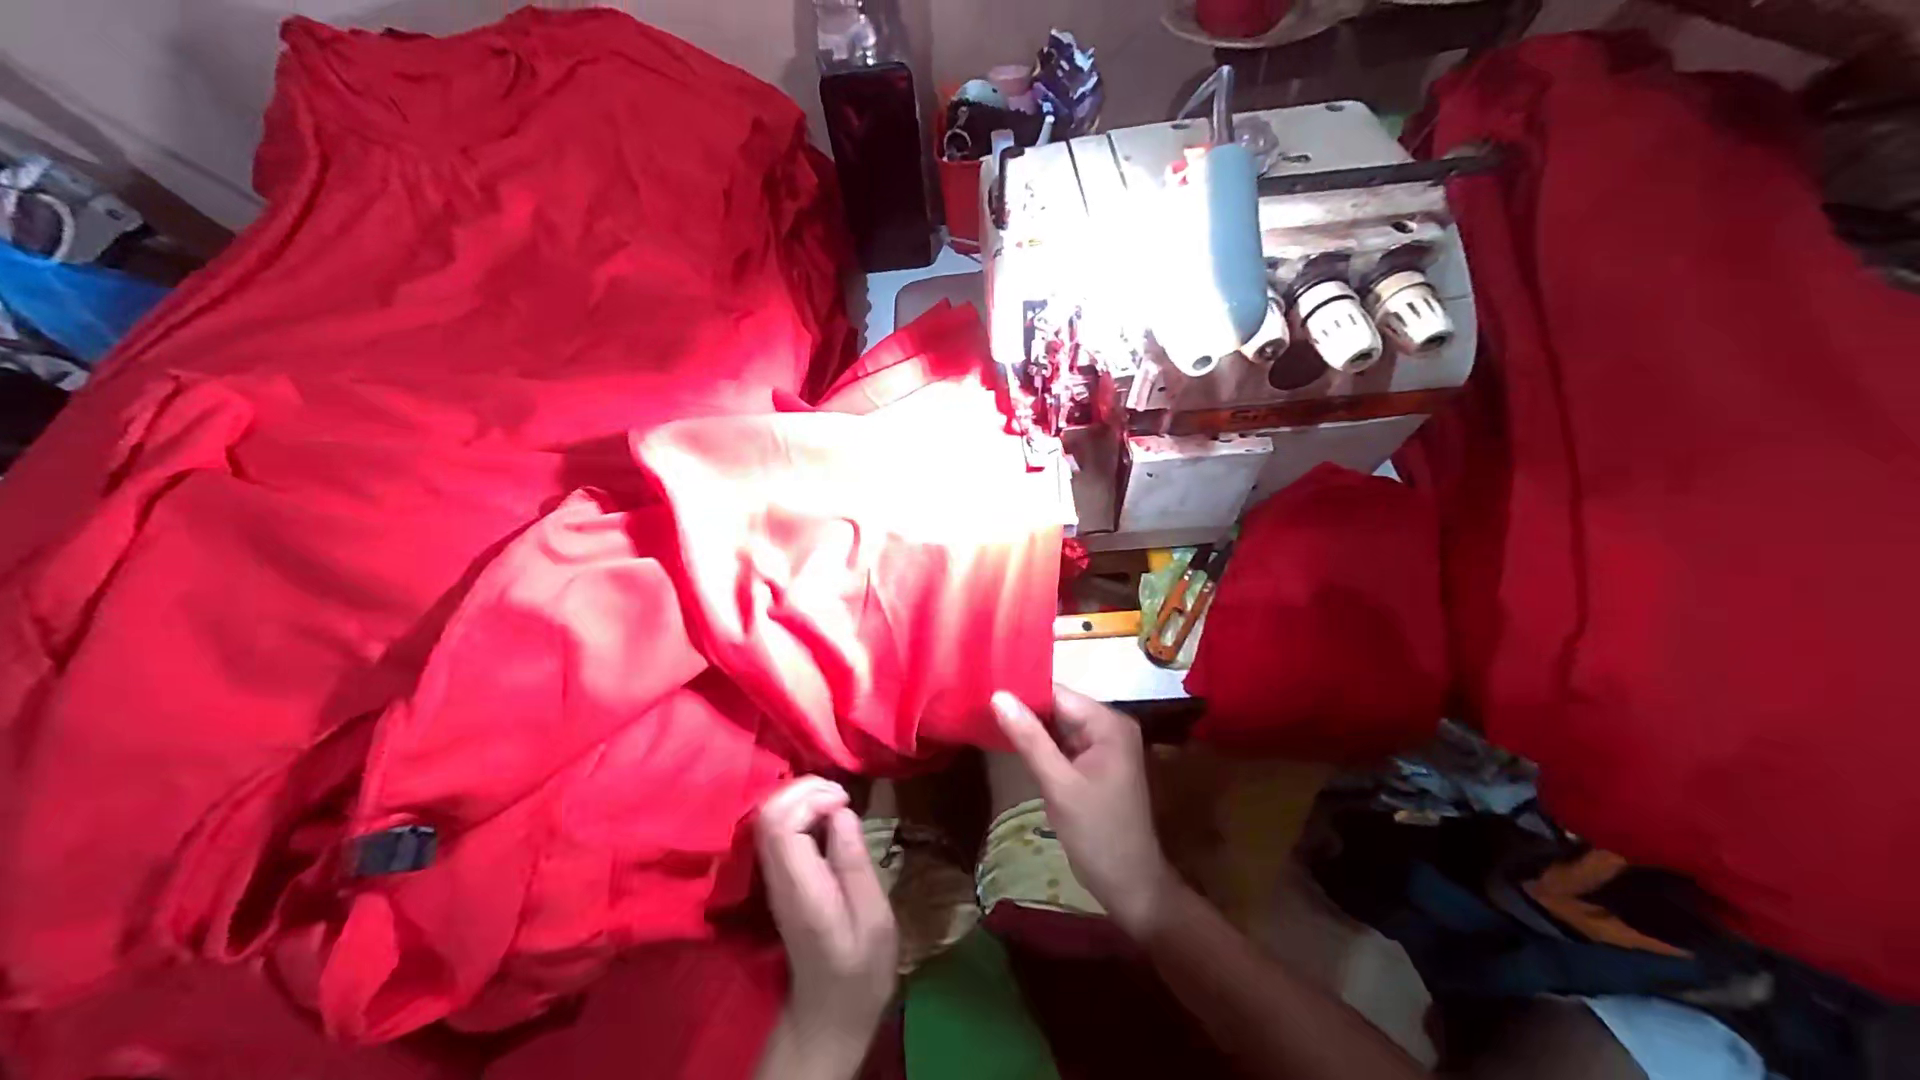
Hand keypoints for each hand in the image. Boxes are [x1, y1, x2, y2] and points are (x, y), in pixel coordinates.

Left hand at [754, 777, 897, 1043]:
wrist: (828, 1013)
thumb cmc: (860, 970)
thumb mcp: (873, 919)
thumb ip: (854, 863)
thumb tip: (842, 812)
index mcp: (800, 888)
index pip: (780, 825)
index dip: (809, 797)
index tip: (846, 801)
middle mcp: (777, 879)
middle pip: (768, 814)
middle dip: (804, 789)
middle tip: (843, 794)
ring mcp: (773, 880)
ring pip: (768, 818)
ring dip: (801, 796)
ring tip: (839, 800)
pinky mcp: (779, 880)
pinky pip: (777, 830)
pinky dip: (800, 810)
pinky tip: (827, 815)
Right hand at [991, 685, 1176, 937]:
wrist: (1130, 884)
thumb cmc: (1097, 833)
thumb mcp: (1058, 784)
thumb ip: (1029, 738)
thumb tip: (997, 696)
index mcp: (1109, 724)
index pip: (1058, 694)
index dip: (1022, 691)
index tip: (984, 688)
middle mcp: (1109, 726)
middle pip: (1058, 707)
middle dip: (1023, 708)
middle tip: (979, 704)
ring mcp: (1103, 746)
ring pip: (1057, 725)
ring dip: (1029, 726)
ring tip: (986, 717)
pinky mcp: (1094, 764)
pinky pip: (1062, 743)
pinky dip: (1040, 744)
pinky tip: (1010, 741)